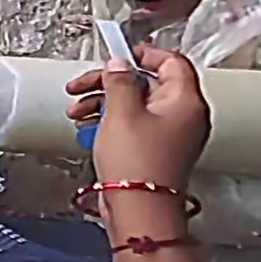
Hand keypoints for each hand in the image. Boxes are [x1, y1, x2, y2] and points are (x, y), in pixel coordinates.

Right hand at [64, 45, 210, 191]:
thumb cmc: (134, 159)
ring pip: (134, 105)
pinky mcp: (154, 149)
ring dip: (102, 102)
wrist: (139, 207)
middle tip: (77, 87)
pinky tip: (86, 128)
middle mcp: (183, 115)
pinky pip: (132, 124)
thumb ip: (119, 82)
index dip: (141, 55)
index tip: (112, 56)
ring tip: (76, 112)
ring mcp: (170, 134)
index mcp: (184, 101)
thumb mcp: (121, 113)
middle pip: (146, 84)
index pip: (170, 62)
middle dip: (108, 83)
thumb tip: (119, 63)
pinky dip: (109, 121)